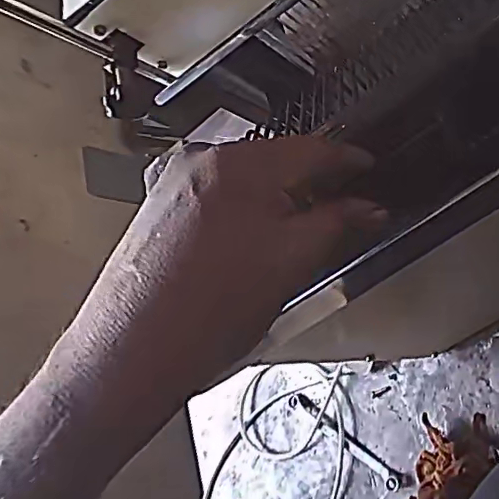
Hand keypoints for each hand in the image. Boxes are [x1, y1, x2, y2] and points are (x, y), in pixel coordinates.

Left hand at [78, 136, 385, 391]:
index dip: (350, 160)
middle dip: (315, 182)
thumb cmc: (197, 316)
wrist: (132, 351)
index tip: (366, 168)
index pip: (313, 147)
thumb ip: (339, 224)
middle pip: (280, 158)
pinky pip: (222, 192)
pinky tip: (256, 243)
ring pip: (251, 176)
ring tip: (298, 237)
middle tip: (344, 208)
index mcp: (238, 164)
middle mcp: (203, 161)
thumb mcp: (292, 264)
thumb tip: (366, 209)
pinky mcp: (165, 202)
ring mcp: (179, 180)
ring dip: (281, 197)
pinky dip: (249, 208)